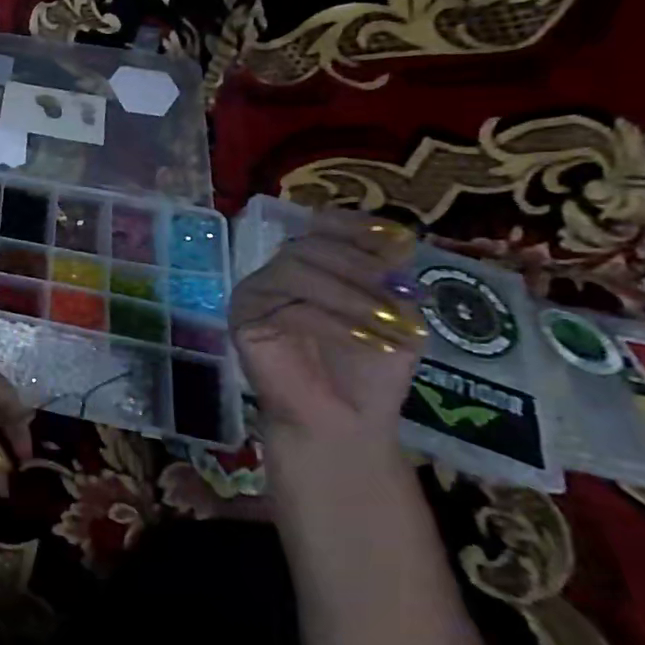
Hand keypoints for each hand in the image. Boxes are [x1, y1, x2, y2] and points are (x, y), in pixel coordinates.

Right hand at [230, 208, 427, 439]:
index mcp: (308, 267)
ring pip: (294, 270)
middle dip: (360, 267)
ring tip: (388, 324)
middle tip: (401, 297)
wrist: (343, 419)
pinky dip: (333, 323)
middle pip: (308, 246)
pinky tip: (366, 341)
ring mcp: (254, 296)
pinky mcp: (243, 323)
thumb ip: (389, 276)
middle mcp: (274, 275)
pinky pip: (288, 308)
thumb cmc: (369, 368)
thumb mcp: (396, 313)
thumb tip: (395, 241)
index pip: (321, 227)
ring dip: (349, 295)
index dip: (356, 226)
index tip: (397, 241)